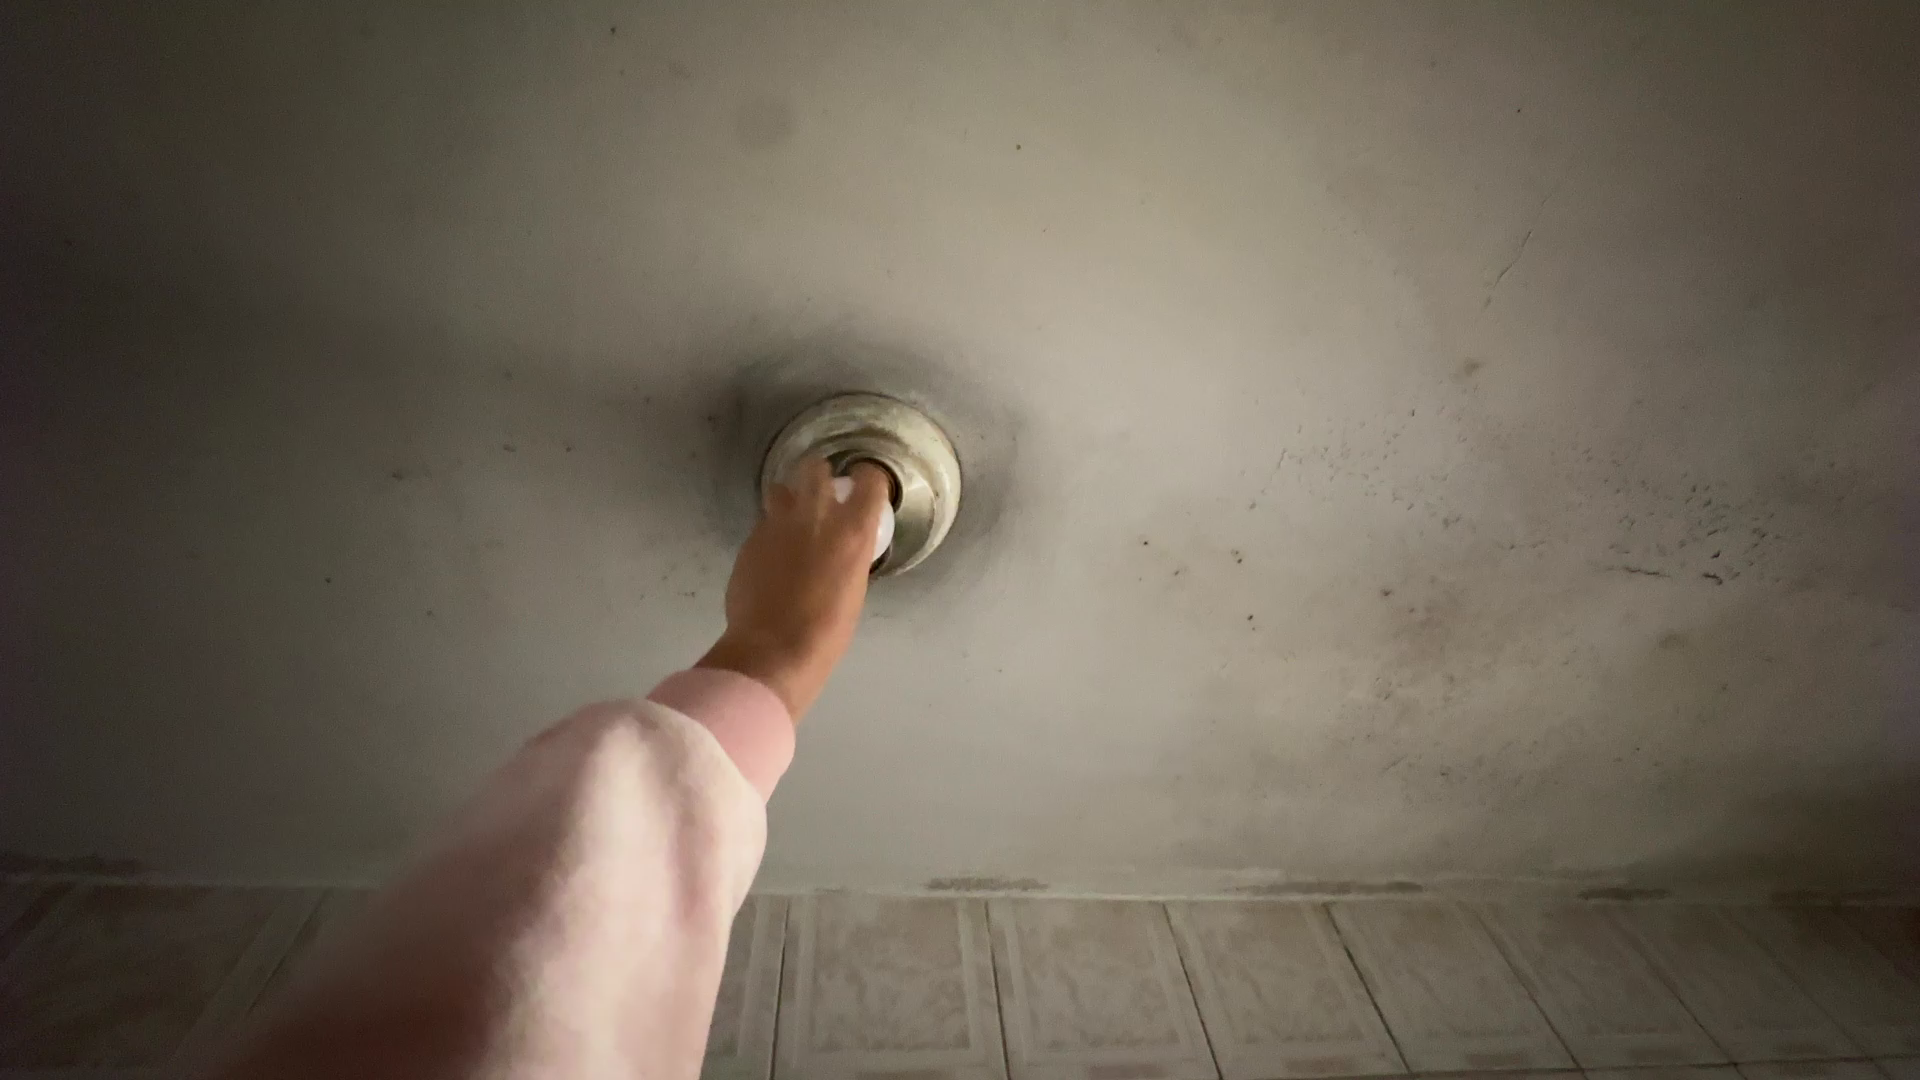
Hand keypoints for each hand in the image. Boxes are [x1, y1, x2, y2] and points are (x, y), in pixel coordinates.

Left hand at [695, 457, 889, 720]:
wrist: (775, 648)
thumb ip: (848, 554)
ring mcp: (777, 524)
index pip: (870, 479)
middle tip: (821, 493)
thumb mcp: (854, 586)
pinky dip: (771, 533)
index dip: (868, 480)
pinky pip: (763, 524)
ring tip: (791, 521)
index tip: (865, 488)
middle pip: (815, 467)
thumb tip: (840, 547)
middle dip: (818, 474)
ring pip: (780, 489)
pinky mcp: (750, 539)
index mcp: (853, 529)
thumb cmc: (829, 628)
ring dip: (788, 498)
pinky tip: (771, 558)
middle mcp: (817, 515)